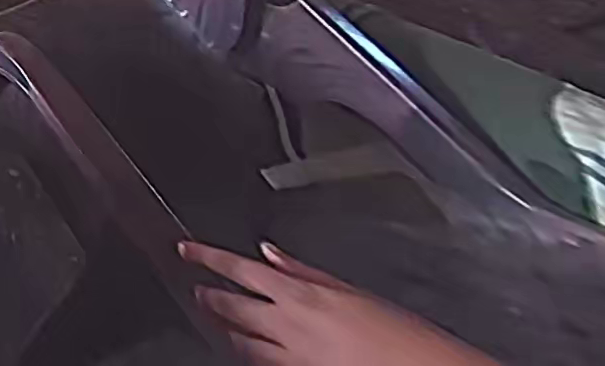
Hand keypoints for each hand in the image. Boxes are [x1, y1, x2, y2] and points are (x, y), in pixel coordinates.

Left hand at [181, 241, 501, 365]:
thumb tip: (269, 253)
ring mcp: (297, 361)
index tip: (184, 250)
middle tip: (198, 291)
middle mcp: (291, 327)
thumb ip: (307, 273)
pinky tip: (256, 355)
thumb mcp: (360, 296)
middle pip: (230, 307)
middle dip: (209, 297)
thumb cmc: (420, 345)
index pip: (235, 267)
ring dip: (229, 331)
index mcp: (301, 297)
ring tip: (217, 323)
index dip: (204, 256)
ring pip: (244, 344)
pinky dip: (256, 359)